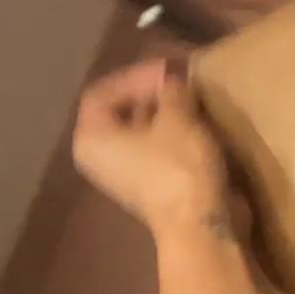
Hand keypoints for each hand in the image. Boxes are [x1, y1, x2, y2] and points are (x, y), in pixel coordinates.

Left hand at [72, 59, 230, 239]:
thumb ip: (172, 93)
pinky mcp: (156, 187)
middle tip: (184, 84)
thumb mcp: (178, 121)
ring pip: (144, 134)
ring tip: (197, 105)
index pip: (103, 93)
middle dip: (153, 95)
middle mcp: (102, 156)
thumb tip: (173, 77)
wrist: (202, 222)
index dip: (135, 77)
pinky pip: (161, 152)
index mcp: (93, 137)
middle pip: (122, 114)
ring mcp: (129, 175)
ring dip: (169, 117)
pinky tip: (202, 132)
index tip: (170, 70)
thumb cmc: (180, 168)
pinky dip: (177, 138)